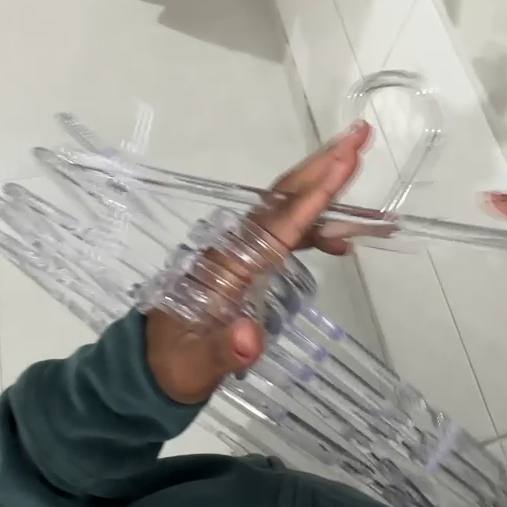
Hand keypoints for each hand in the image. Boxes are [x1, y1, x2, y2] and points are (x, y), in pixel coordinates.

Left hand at [146, 123, 371, 403]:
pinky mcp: (246, 263)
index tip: (344, 165)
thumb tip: (250, 338)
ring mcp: (240, 253)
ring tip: (359, 159)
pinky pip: (287, 232)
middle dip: (322, 166)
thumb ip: (222, 351)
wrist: (147, 371)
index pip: (277, 224)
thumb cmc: (173, 366)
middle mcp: (234, 247)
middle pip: (283, 198)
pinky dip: (316, 225)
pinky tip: (342, 238)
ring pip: (287, 208)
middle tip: (360, 135)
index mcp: (226, 265)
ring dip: (323, 185)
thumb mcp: (195, 367)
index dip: (313, 197)